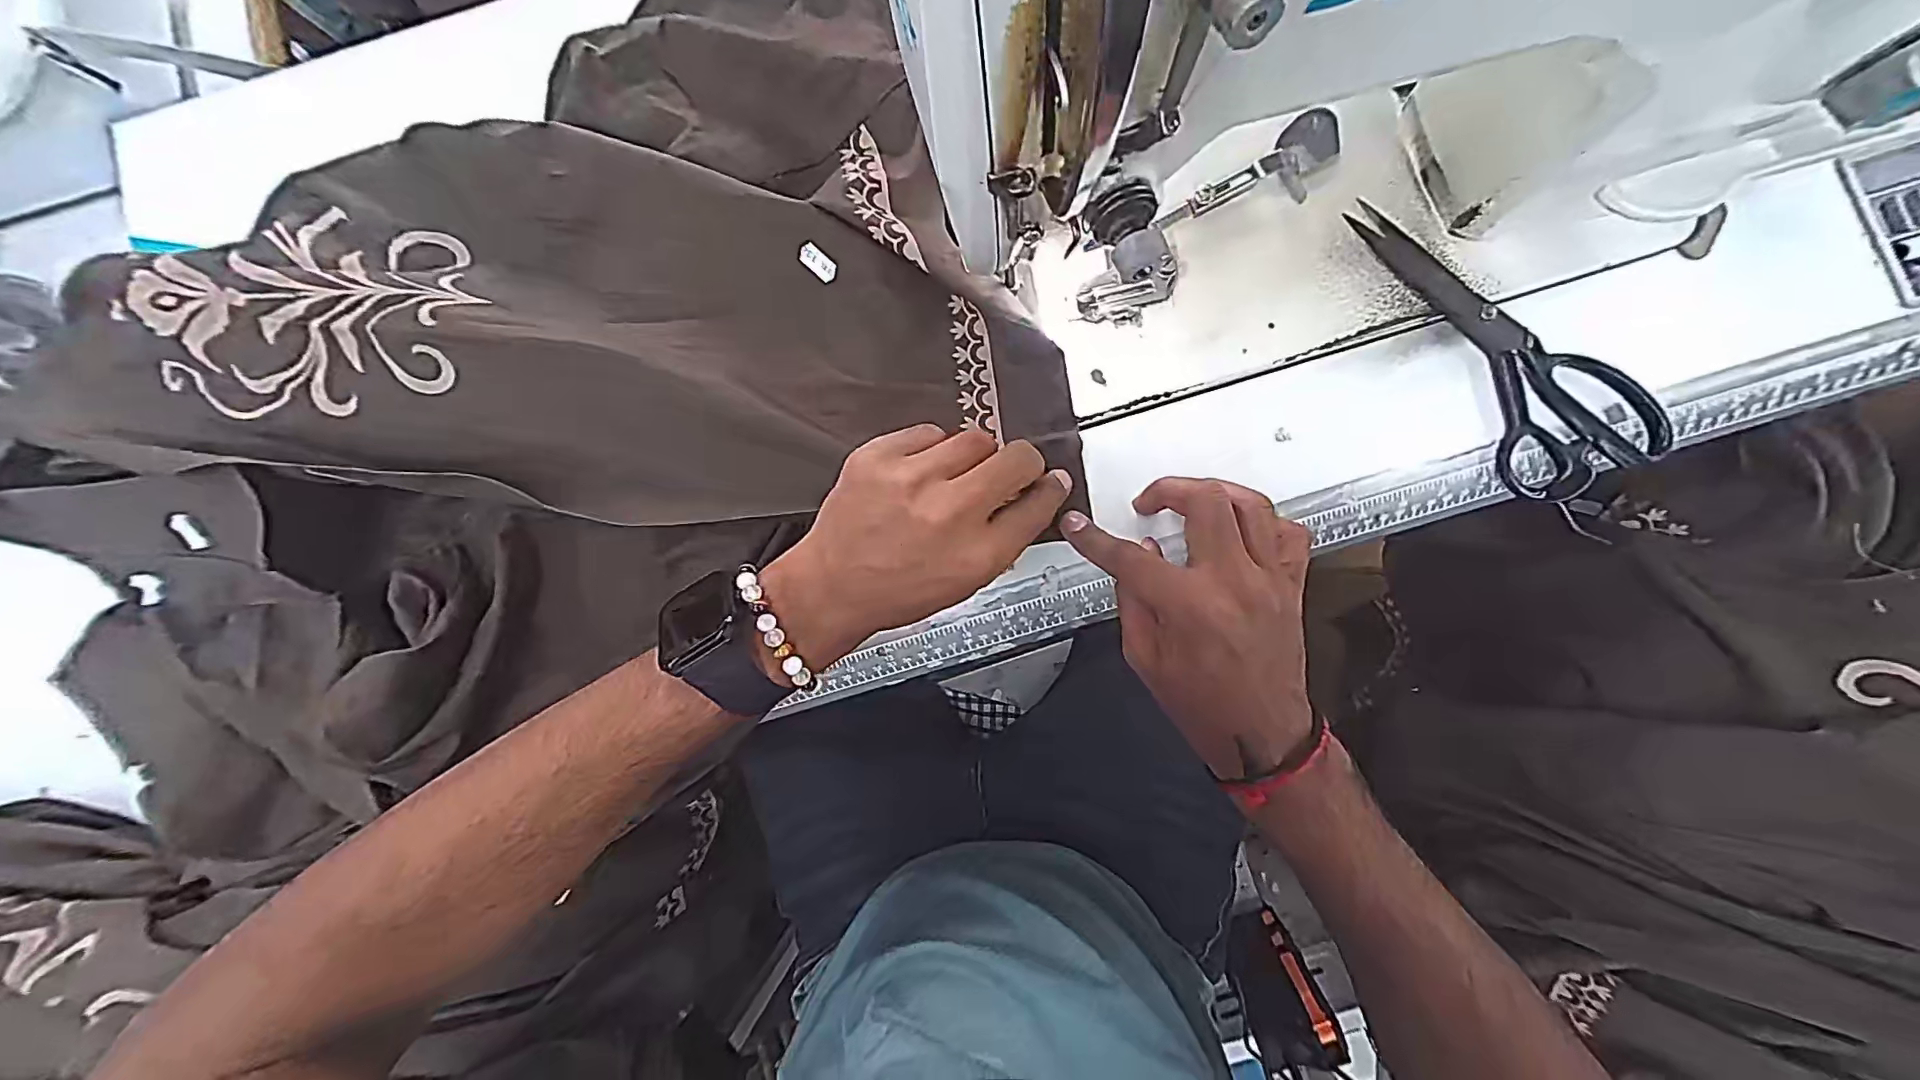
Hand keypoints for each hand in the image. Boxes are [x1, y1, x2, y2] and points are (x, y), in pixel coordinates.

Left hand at [758, 424, 1070, 672]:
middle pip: (1017, 460)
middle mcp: (949, 514)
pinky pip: (930, 432)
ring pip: (975, 438)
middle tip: (1010, 469)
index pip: (1038, 505)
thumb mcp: (966, 581)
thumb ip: (1005, 538)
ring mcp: (912, 480)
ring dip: (974, 455)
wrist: (832, 586)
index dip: (1050, 489)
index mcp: (977, 554)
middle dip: (1022, 462)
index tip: (1052, 480)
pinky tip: (919, 472)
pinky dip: (931, 449)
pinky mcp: (879, 457)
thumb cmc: (896, 590)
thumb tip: (1033, 498)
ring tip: (953, 477)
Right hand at [1061, 478, 1312, 780]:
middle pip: (1205, 502)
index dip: (1095, 539)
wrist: (1262, 734)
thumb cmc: (1205, 706)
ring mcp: (1268, 581)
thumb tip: (1135, 557)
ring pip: (1251, 505)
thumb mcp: (1145, 658)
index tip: (1080, 526)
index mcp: (1189, 606)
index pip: (1129, 556)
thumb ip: (1134, 600)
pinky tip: (1242, 527)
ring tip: (1193, 499)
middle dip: (1167, 490)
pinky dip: (1264, 520)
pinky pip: (1290, 533)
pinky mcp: (1291, 587)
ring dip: (1215, 492)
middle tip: (1149, 502)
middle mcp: (1233, 584)